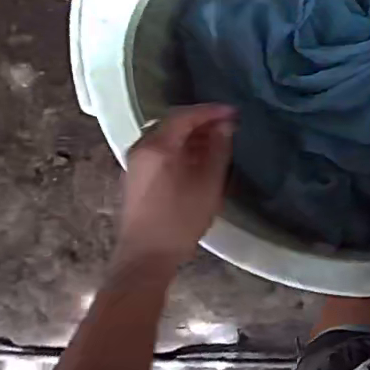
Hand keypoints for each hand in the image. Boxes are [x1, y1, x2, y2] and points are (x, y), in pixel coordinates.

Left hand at [113, 105, 235, 271]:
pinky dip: (180, 148)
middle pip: (172, 123)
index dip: (211, 111)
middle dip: (201, 121)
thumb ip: (218, 150)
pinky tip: (198, 160)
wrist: (144, 258)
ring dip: (191, 135)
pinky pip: (160, 150)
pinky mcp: (136, 177)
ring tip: (217, 142)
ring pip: (166, 137)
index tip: (234, 112)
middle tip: (228, 126)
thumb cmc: (179, 221)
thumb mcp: (208, 184)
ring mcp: (135, 163)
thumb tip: (224, 127)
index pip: (185, 115)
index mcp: (157, 146)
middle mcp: (141, 148)